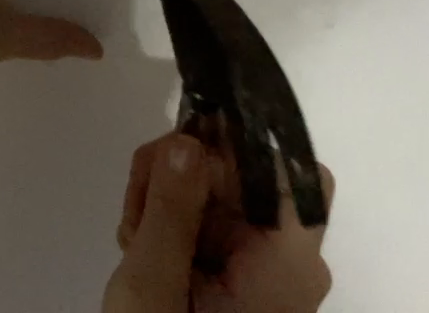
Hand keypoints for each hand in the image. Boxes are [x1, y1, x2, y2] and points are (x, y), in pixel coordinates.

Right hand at [104, 134, 334, 312]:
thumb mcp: (154, 286)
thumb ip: (170, 211)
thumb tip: (187, 141)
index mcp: (286, 263)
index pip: (295, 172)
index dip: (245, 144)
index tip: (184, 149)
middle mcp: (286, 257)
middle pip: (242, 171)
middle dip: (180, 169)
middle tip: (135, 204)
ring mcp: (261, 263)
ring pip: (215, 184)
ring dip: (164, 192)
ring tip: (133, 237)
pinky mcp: (237, 268)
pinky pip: (206, 211)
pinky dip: (168, 212)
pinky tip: (142, 244)